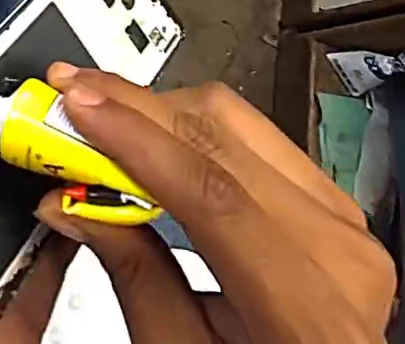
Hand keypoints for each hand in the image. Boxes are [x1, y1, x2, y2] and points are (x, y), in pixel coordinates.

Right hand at [31, 64, 395, 342]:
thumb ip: (134, 278)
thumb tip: (69, 201)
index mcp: (313, 314)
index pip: (211, 193)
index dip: (134, 138)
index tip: (76, 105)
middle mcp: (335, 244)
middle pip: (218, 135)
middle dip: (131, 105)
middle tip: (69, 92)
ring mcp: (334, 211)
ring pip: (229, 116)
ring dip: (153, 105)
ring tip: (97, 105)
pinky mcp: (321, 191)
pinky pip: (245, 129)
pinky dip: (184, 120)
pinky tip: (145, 125)